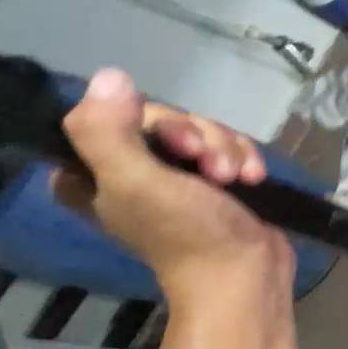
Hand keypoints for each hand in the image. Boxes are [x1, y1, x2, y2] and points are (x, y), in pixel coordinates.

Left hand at [51, 69, 290, 298]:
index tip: (183, 150)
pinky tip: (256, 179)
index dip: (161, 123)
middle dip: (205, 140)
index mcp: (91, 169)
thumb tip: (111, 76)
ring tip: (243, 180)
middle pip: (170, 121)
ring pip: (206, 132)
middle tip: (218, 172)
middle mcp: (127, 168)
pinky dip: (248, 159)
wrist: (244, 271)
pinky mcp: (215, 182)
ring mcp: (176, 176)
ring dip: (231, 151)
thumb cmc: (186, 233)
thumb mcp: (136, 181)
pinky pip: (231, 148)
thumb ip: (106, 130)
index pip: (120, 114)